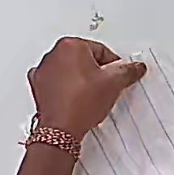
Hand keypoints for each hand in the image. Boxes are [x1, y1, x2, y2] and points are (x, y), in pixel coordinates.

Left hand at [29, 37, 146, 136]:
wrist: (61, 129)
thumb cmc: (80, 104)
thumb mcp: (114, 83)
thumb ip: (128, 70)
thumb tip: (135, 67)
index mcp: (71, 46)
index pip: (101, 50)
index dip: (113, 65)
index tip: (116, 76)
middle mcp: (54, 54)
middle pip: (84, 58)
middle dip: (95, 71)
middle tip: (103, 87)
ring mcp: (44, 70)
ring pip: (69, 69)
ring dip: (80, 79)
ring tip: (89, 95)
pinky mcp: (38, 85)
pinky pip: (56, 81)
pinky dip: (65, 87)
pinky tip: (75, 98)